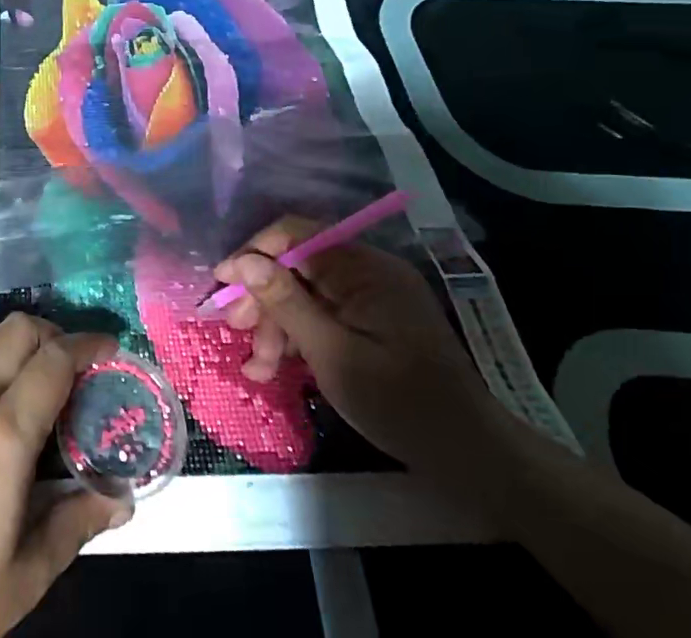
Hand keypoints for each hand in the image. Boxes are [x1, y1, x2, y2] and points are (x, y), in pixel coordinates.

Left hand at [0, 315, 129, 637]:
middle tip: (77, 366)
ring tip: (34, 377)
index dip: (87, 345)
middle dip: (53, 334)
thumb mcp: (26, 572)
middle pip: (16, 329)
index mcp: (3, 433)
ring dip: (13, 340)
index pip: (54, 360)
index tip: (110, 349)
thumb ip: (76, 522)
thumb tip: (120, 498)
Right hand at [214, 217, 508, 477]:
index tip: (223, 284)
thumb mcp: (331, 353)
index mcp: (365, 270)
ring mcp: (368, 298)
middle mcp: (366, 273)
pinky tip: (273, 366)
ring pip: (302, 294)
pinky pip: (320, 314)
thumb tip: (243, 261)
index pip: (296, 235)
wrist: (468, 455)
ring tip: (256, 365)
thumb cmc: (398, 401)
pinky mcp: (368, 322)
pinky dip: (295, 336)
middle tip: (235, 329)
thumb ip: (286, 302)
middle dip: (261, 297)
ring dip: (274, 324)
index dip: (253, 254)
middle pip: (294, 266)